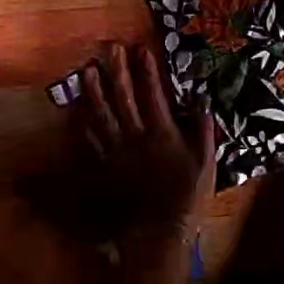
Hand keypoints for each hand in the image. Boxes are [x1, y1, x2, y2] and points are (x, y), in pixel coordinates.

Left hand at [77, 43, 216, 247]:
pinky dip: (83, 124)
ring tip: (87, 71)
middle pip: (124, 99)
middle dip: (118, 72)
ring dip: (94, 92)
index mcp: (162, 133)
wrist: (158, 234)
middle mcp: (136, 138)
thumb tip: (202, 100)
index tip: (141, 49)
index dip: (147, 71)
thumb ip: (204, 130)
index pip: (154, 95)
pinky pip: (91, 142)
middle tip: (110, 49)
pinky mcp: (104, 169)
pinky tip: (77, 110)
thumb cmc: (185, 198)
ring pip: (103, 116)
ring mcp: (117, 153)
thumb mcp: (206, 163)